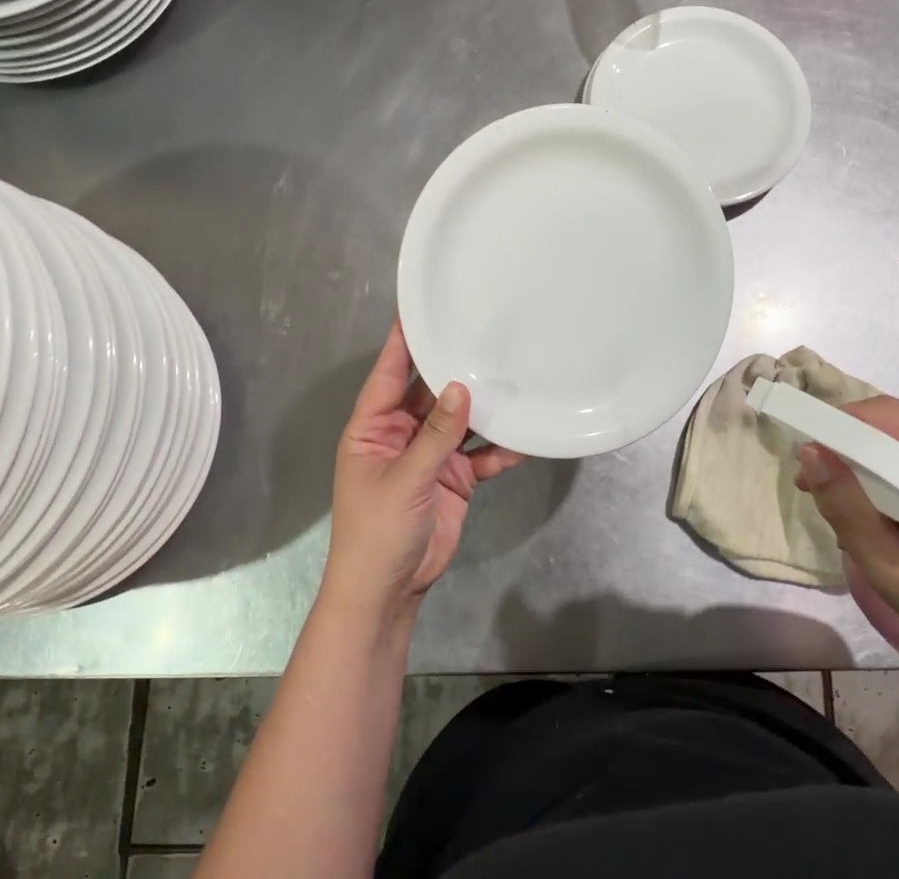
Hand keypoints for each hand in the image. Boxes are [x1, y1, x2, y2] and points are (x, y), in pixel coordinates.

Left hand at [326, 321, 524, 613]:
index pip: (388, 375)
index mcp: (373, 428)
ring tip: (514, 379)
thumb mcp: (405, 479)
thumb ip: (436, 435)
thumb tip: (460, 388)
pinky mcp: (453, 479)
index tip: (421, 309)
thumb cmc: (377, 531)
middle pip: (429, 394)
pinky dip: (500, 449)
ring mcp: (429, 457)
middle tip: (484, 336)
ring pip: (460, 422)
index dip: (403, 343)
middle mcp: (401, 435)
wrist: (388, 589)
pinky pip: (480, 455)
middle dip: (453, 371)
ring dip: (483, 408)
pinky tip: (526, 439)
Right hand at [795, 396, 898, 680]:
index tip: (807, 457)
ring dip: (873, 443)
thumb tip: (811, 454)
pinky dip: (898, 453)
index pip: (887, 420)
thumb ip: (848, 510)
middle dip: (850, 435)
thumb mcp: (889, 570)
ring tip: (845, 484)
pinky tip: (884, 490)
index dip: (838, 426)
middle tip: (817, 475)